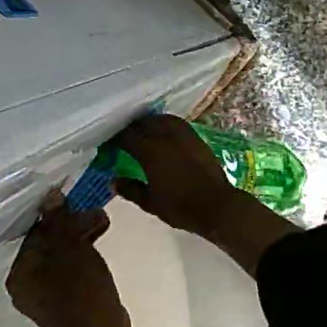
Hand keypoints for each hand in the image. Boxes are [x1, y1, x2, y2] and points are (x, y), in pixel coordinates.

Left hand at [6, 191, 128, 326]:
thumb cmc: (80, 288)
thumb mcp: (69, 246)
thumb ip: (57, 219)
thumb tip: (50, 195)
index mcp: (19, 275)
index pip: (33, 233)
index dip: (56, 214)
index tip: (76, 202)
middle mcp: (26, 286)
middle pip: (48, 244)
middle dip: (73, 225)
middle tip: (96, 213)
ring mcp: (45, 296)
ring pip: (62, 255)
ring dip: (81, 236)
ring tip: (103, 221)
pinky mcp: (64, 301)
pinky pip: (69, 269)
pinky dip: (83, 254)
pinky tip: (99, 237)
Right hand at [109, 114, 241, 237]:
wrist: (217, 205)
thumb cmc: (181, 207)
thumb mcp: (150, 203)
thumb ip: (131, 189)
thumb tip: (114, 181)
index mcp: (149, 151)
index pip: (126, 137)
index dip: (115, 139)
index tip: (109, 145)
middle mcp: (164, 137)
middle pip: (142, 123)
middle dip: (131, 128)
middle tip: (124, 138)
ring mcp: (182, 134)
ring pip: (160, 119)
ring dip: (148, 123)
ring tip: (143, 132)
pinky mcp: (195, 137)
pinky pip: (175, 123)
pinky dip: (164, 124)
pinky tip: (164, 134)